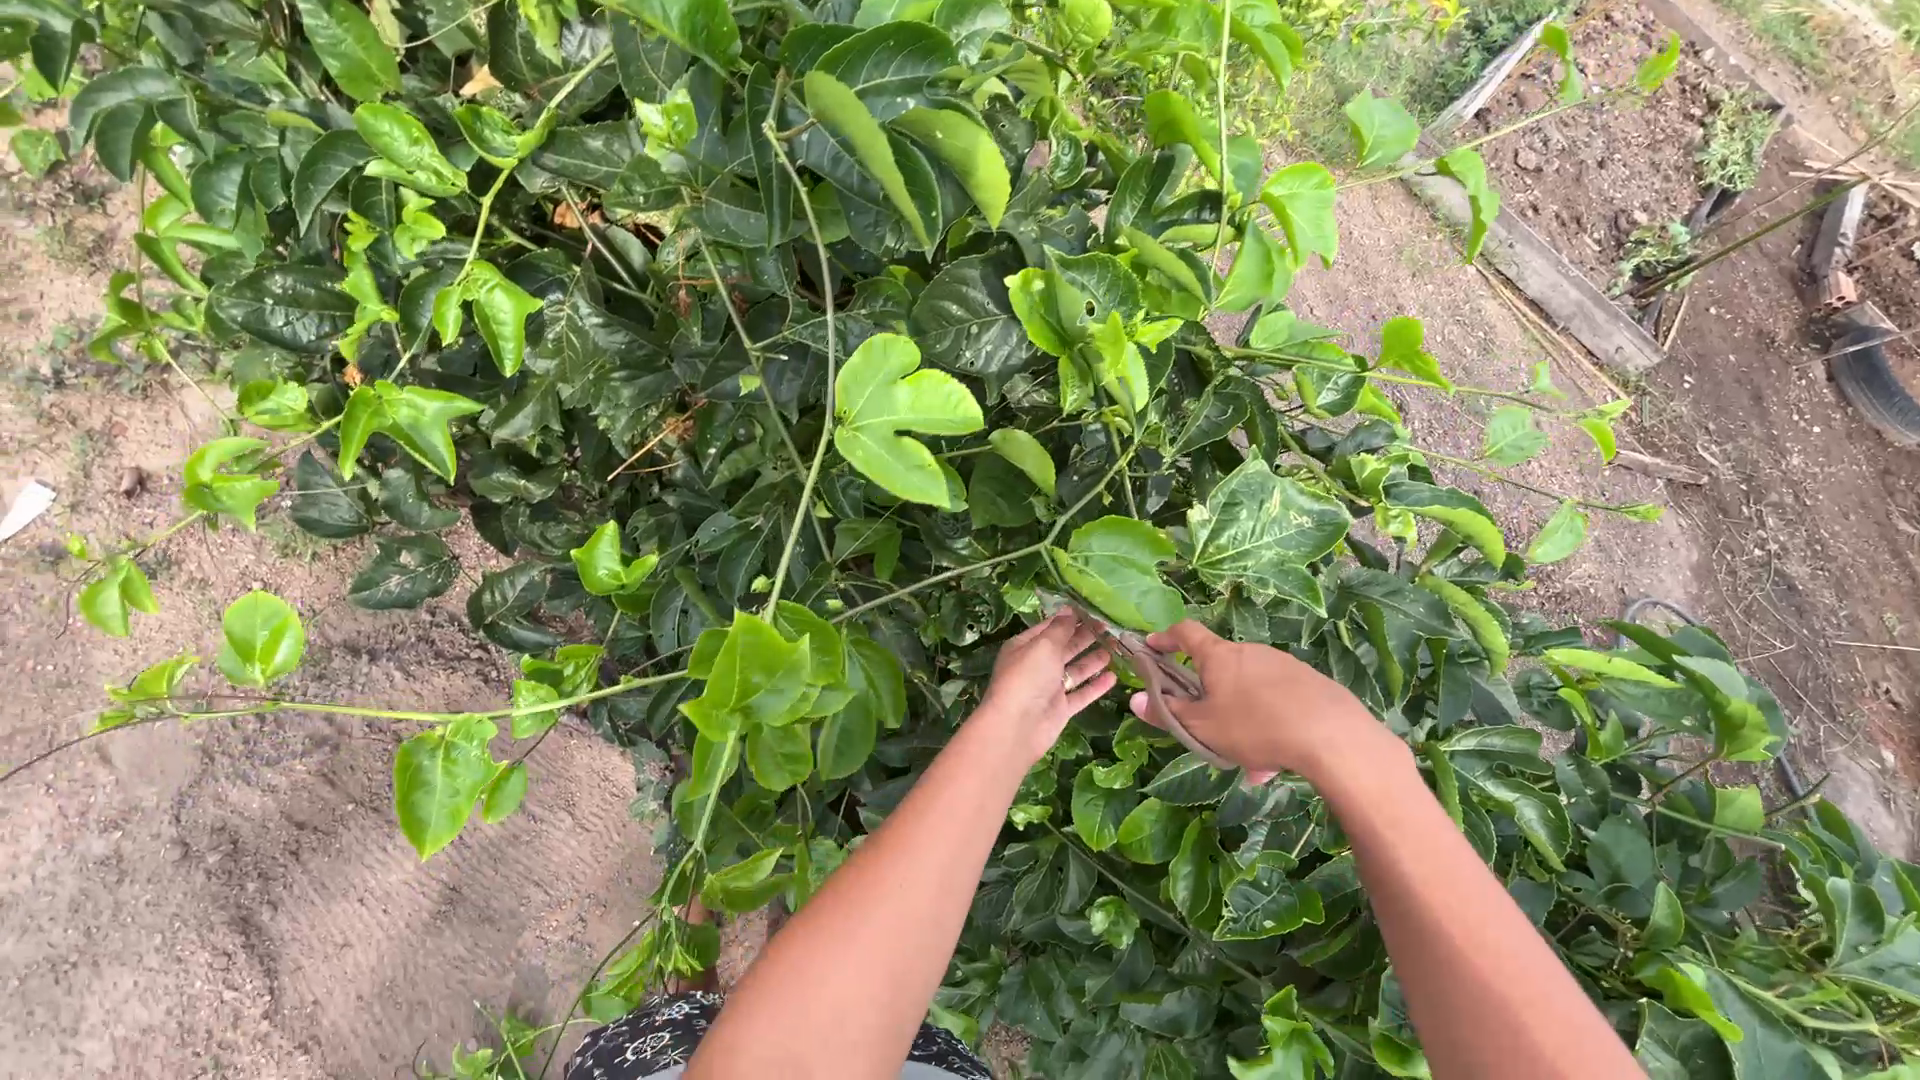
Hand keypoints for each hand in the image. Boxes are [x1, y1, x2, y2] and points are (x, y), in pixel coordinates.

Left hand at [976, 610, 1116, 765]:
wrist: (1018, 725)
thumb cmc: (1027, 677)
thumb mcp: (1043, 645)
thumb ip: (1060, 628)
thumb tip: (1069, 609)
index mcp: (1025, 647)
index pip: (1049, 628)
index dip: (1070, 619)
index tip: (1093, 610)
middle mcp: (1037, 665)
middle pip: (1064, 647)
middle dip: (1085, 636)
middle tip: (1109, 626)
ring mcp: (1049, 688)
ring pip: (1075, 670)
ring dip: (1093, 659)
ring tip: (1116, 646)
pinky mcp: (1061, 708)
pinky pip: (1082, 693)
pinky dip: (1096, 685)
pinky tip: (1113, 676)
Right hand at [1127, 620, 1395, 784]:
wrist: (1331, 735)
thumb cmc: (1254, 726)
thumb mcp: (1201, 727)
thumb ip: (1167, 713)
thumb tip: (1133, 699)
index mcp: (1219, 656)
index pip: (1185, 633)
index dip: (1165, 638)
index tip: (1152, 648)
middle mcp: (1250, 652)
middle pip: (1220, 669)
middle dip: (1209, 697)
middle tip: (1204, 728)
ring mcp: (1282, 665)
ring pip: (1249, 692)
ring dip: (1240, 720)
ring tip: (1247, 763)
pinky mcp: (1309, 683)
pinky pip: (1276, 703)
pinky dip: (1268, 726)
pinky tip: (1275, 763)